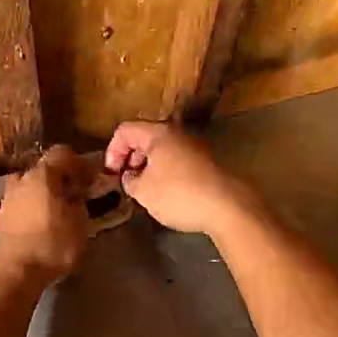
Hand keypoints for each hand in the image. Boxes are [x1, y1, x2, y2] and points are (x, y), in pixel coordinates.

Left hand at [0, 144, 89, 282]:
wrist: (17, 274)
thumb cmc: (53, 245)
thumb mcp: (81, 224)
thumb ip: (80, 203)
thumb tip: (75, 195)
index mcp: (43, 176)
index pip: (62, 154)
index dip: (79, 164)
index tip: (90, 179)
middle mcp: (21, 181)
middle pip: (41, 170)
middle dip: (58, 179)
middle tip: (72, 195)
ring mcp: (5, 201)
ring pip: (24, 187)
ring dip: (37, 193)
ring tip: (51, 210)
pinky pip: (10, 208)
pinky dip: (19, 211)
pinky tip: (25, 220)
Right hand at [104, 121, 261, 236]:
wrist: (226, 205)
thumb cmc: (178, 194)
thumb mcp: (143, 191)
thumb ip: (129, 181)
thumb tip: (130, 177)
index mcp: (158, 133)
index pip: (125, 131)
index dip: (112, 151)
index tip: (111, 174)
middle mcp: (177, 134)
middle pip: (144, 138)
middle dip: (130, 159)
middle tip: (126, 182)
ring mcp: (194, 147)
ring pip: (162, 151)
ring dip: (148, 167)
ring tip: (144, 190)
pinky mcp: (205, 163)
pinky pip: (176, 162)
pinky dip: (165, 173)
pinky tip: (165, 194)